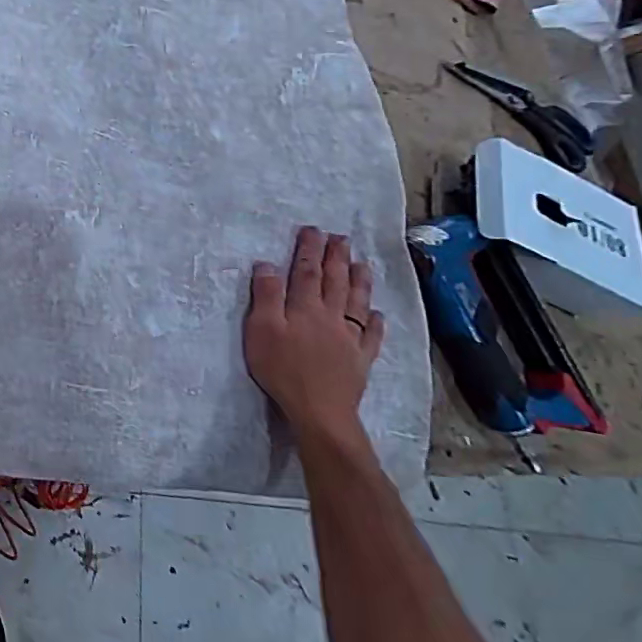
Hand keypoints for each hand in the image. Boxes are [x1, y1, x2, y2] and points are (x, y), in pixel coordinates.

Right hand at [244, 227, 384, 443]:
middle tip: (341, 238)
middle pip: (335, 281)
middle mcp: (331, 316)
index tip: (312, 230)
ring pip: (357, 302)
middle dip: (337, 257)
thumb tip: (267, 264)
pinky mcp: (361, 361)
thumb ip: (266, 296)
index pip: (307, 271)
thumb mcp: (262, 330)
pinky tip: (379, 315)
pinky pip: (372, 337)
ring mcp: (350, 338)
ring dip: (359, 281)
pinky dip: (376, 324)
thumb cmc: (284, 370)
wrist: (320, 411)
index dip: (309, 249)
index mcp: (305, 307)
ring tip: (362, 263)